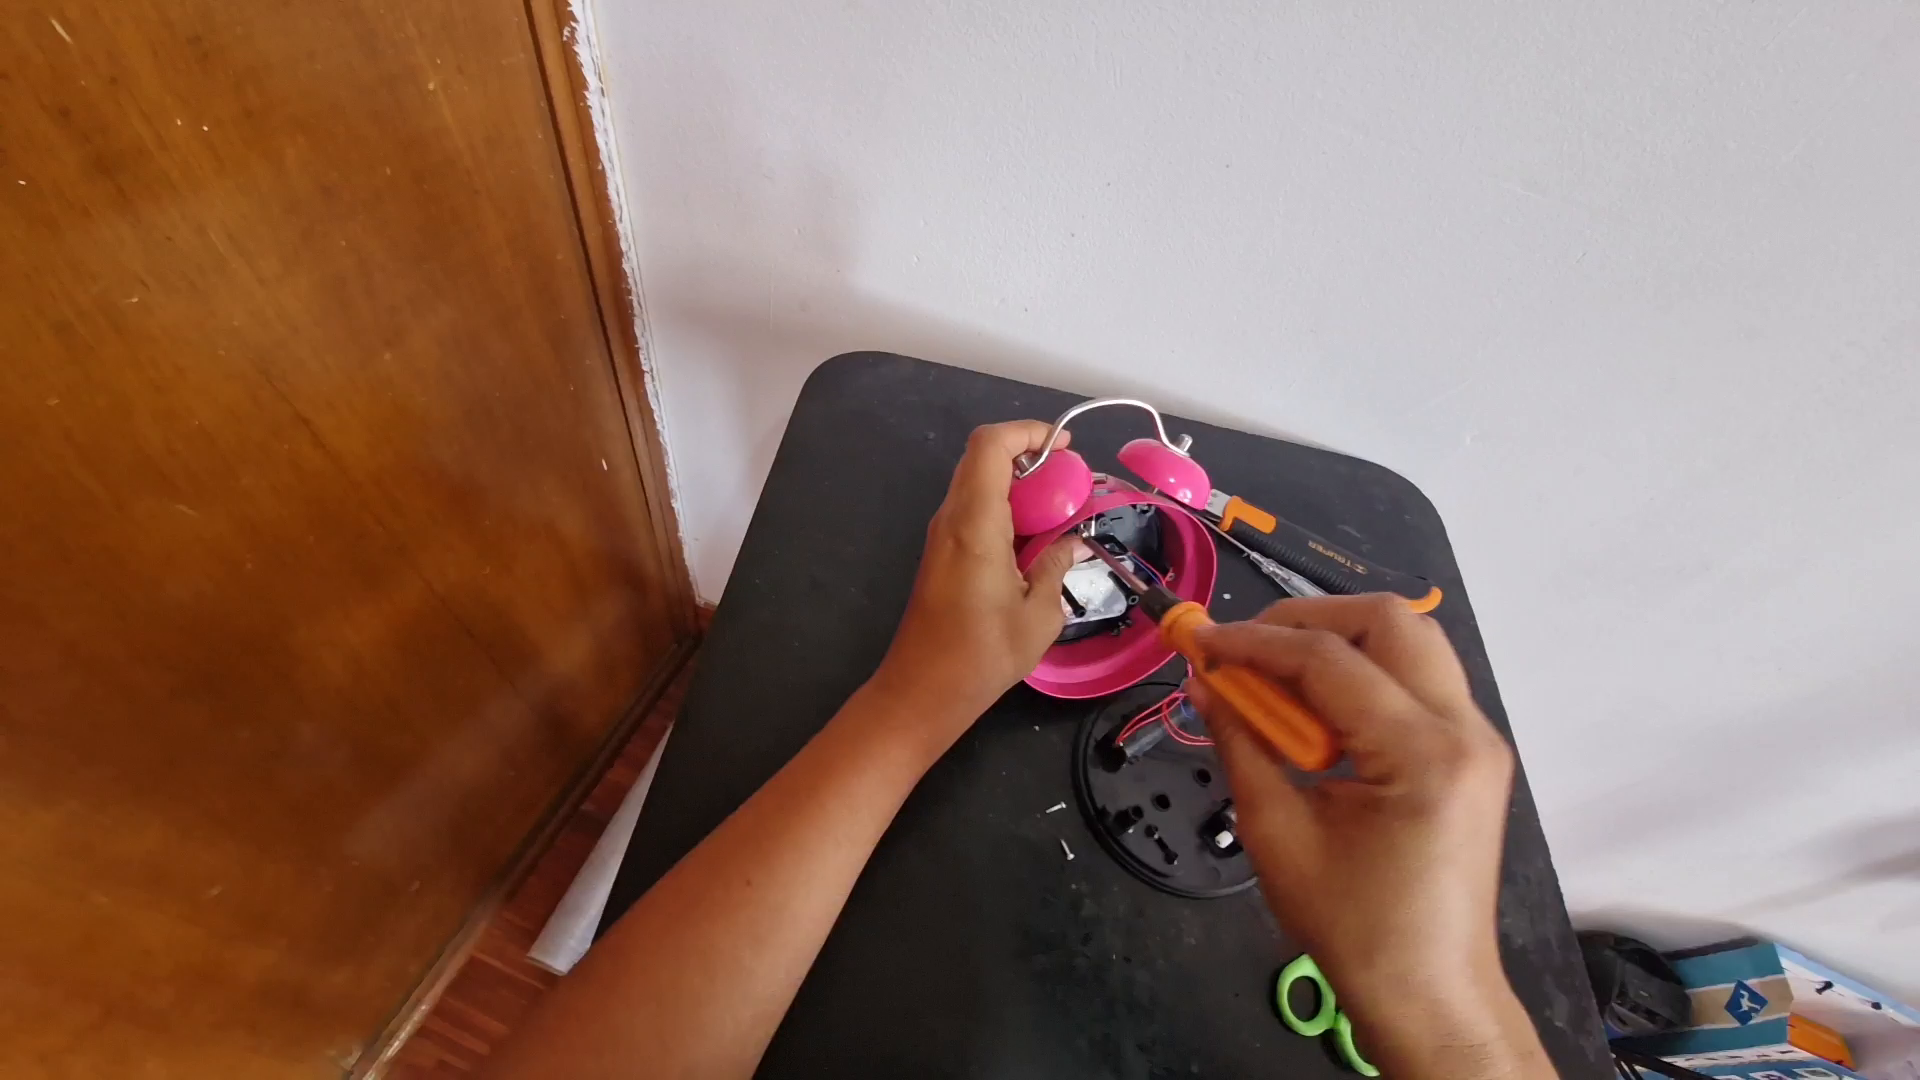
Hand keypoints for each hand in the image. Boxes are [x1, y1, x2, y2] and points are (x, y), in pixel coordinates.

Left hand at [868, 422, 1081, 738]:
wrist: (922, 690)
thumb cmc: (982, 655)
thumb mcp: (1038, 615)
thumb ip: (1056, 566)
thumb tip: (1071, 542)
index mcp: (975, 524)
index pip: (990, 446)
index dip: (1028, 433)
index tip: (1065, 449)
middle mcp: (951, 519)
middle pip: (982, 457)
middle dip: (1028, 456)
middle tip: (1068, 481)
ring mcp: (941, 535)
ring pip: (976, 482)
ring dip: (1016, 484)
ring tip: (1056, 510)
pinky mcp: (939, 553)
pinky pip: (972, 509)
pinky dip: (1002, 507)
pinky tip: (1030, 539)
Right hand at [1189, 596, 1551, 1078]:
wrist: (1430, 992)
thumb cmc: (1350, 923)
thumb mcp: (1274, 829)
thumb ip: (1238, 739)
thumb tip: (1201, 681)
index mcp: (1419, 755)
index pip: (1327, 659)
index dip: (1252, 640)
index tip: (1200, 641)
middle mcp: (1462, 729)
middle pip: (1388, 619)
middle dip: (1305, 618)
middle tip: (1248, 648)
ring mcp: (1475, 736)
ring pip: (1408, 637)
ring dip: (1335, 637)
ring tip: (1277, 671)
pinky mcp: (1469, 748)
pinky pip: (1412, 675)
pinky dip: (1357, 669)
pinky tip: (1315, 706)